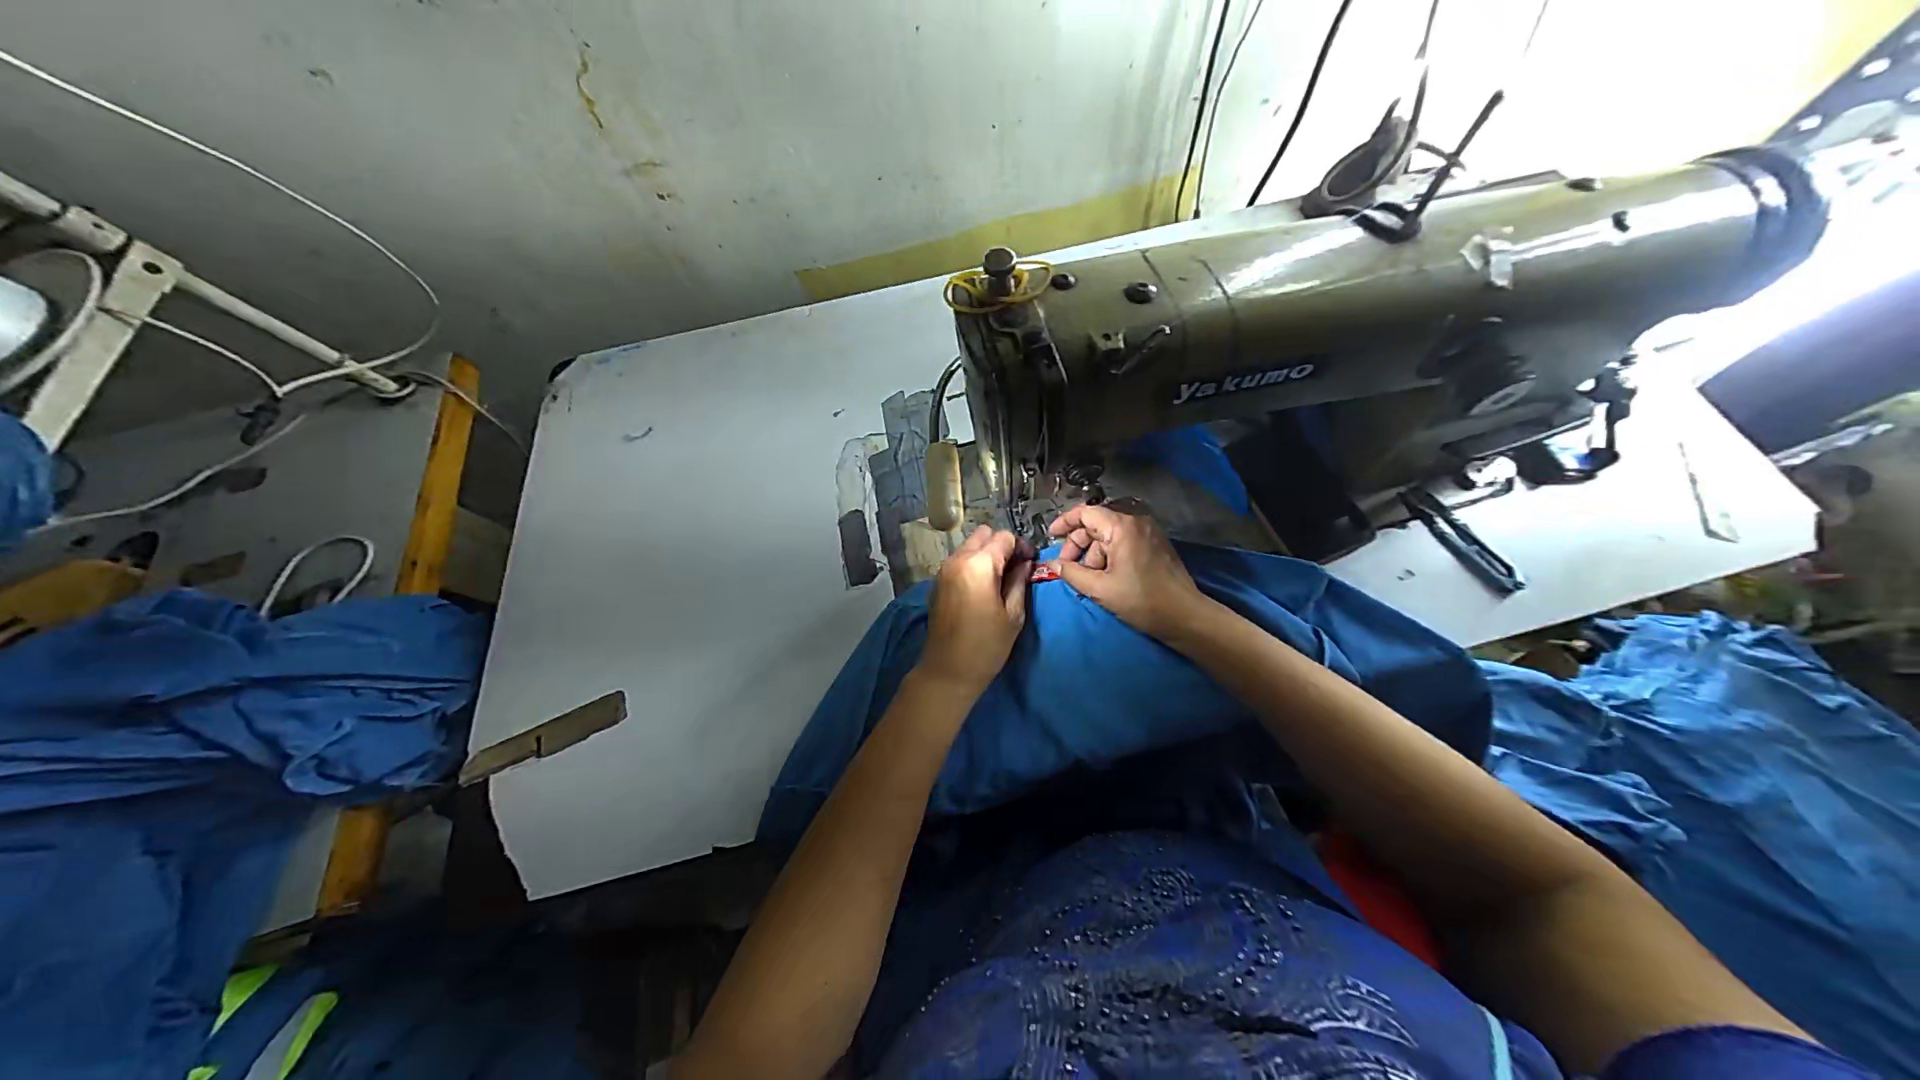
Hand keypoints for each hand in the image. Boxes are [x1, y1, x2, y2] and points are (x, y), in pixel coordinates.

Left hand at [919, 526, 1032, 693]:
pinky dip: (973, 563)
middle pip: (984, 534)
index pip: (1004, 537)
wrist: (948, 670)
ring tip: (1000, 578)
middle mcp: (958, 559)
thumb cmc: (986, 645)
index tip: (1030, 564)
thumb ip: (1020, 581)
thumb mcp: (1013, 614)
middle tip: (1015, 568)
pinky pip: (959, 559)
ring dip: (986, 553)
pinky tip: (983, 586)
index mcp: (979, 565)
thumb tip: (1025, 563)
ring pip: (970, 545)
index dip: (1021, 546)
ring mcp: (944, 569)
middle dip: (1002, 545)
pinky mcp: (938, 581)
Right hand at [1048, 500, 1213, 640]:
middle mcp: (1136, 522)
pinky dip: (1109, 555)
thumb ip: (1072, 573)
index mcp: (1122, 527)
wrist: (1185, 616)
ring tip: (1087, 579)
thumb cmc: (1142, 601)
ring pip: (1109, 535)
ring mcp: (1148, 532)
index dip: (1064, 522)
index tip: (1051, 536)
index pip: (1085, 512)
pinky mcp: (1154, 545)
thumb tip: (1052, 564)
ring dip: (1093, 554)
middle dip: (1078, 544)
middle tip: (1066, 567)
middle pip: (1096, 524)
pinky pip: (1123, 542)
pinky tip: (1103, 576)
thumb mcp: (1101, 589)